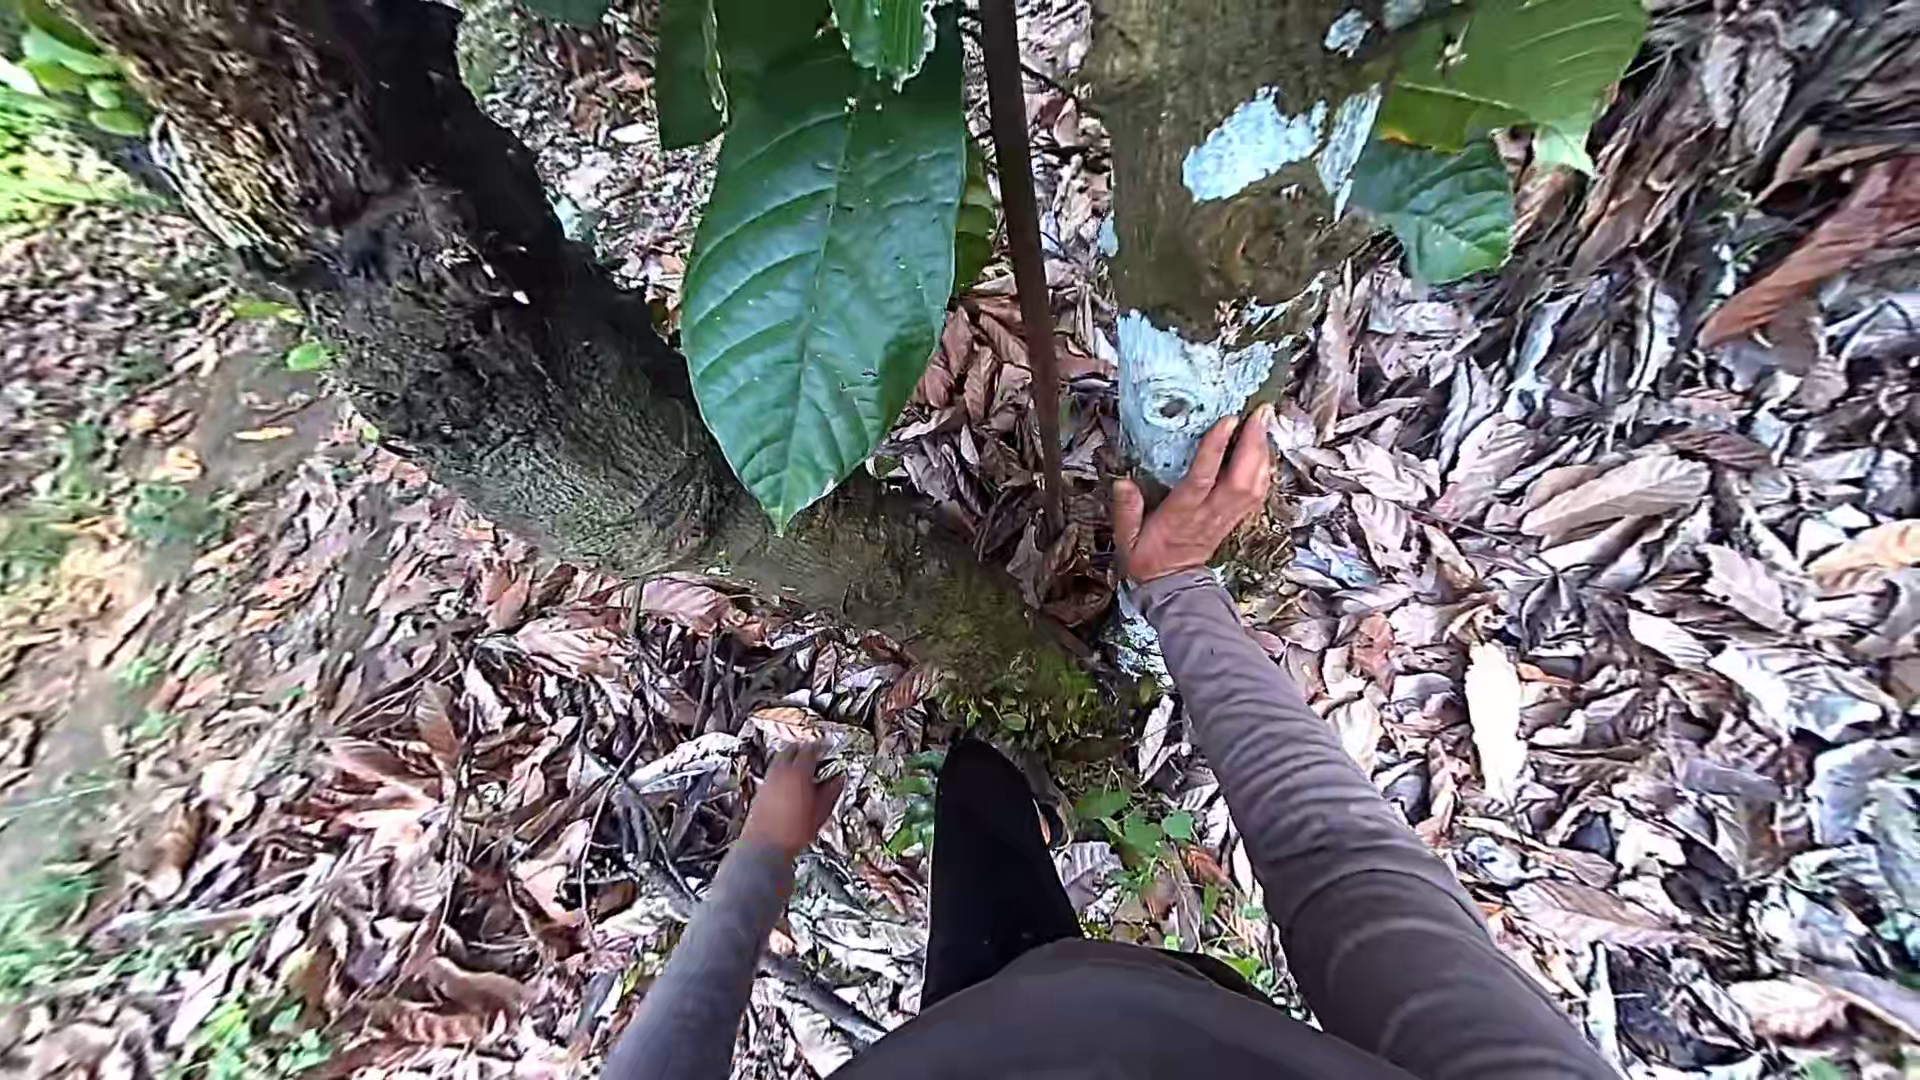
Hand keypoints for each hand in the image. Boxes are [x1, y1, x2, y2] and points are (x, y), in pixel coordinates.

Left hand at [740, 743, 845, 860]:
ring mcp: (767, 782)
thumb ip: (831, 792)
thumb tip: (839, 780)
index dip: (819, 747)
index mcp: (798, 773)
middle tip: (812, 753)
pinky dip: (780, 773)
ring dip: (789, 759)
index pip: (810, 750)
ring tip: (800, 768)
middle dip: (802, 749)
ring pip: (778, 761)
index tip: (826, 747)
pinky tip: (786, 785)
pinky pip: (771, 774)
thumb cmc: (794, 833)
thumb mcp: (820, 812)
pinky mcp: (758, 793)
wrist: (763, 851)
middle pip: (790, 750)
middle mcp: (780, 773)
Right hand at [1113, 404, 1273, 584]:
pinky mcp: (1234, 520)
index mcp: (1181, 515)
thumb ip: (1126, 510)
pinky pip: (1257, 493)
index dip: (1215, 449)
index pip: (1202, 479)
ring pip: (1254, 484)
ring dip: (1263, 453)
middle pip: (1240, 478)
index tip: (1227, 421)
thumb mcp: (1125, 537)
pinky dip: (1265, 470)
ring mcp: (1225, 517)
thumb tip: (1123, 482)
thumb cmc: (1147, 557)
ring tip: (1264, 424)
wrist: (1170, 584)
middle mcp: (1209, 514)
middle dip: (1253, 443)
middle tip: (1260, 412)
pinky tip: (1264, 452)